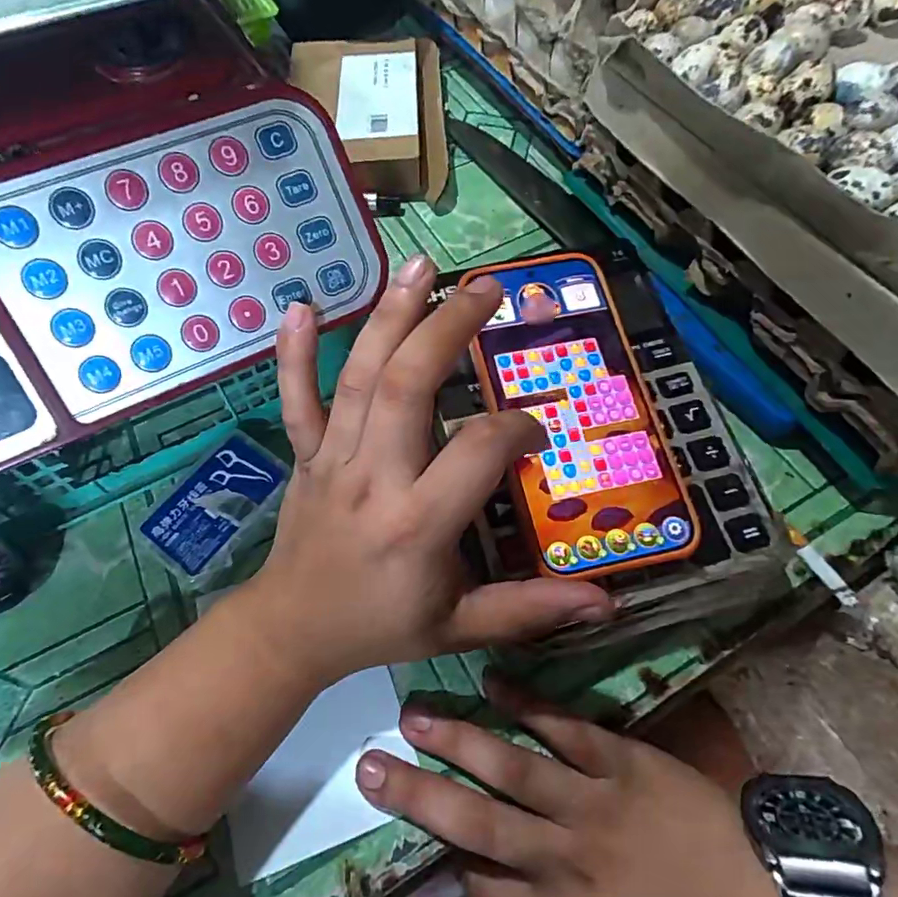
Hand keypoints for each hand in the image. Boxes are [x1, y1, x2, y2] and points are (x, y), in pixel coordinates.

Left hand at [248, 253, 614, 681]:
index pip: (477, 449)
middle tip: (486, 287)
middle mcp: (373, 479)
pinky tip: (301, 307)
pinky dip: (294, 355)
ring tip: (420, 266)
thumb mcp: (459, 628)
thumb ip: (528, 609)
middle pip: (407, 387)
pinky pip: (297, 400)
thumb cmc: (380, 626)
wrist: (292, 630)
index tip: (535, 427)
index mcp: (417, 523)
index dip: (516, 426)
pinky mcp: (305, 454)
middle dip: (447, 328)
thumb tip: (606, 602)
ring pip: (359, 379)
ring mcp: (333, 460)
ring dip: (390, 317)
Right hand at [356, 675, 794, 896]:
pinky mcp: (622, 761)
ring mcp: (592, 803)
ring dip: (459, 741)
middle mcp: (564, 857)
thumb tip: (480, 882)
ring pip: (511, 769)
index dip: (441, 858)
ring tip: (412, 716)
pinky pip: (565, 728)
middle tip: (369, 767)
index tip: (402, 830)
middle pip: (477, 823)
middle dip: (419, 795)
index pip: (482, 885)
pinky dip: (526, 705)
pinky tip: (492, 682)